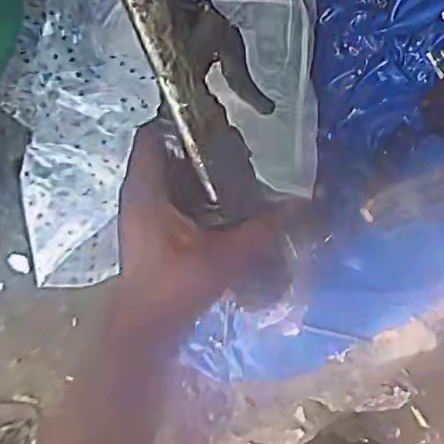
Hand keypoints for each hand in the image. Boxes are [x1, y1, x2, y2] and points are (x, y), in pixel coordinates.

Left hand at [113, 121, 286, 330]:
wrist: (145, 330)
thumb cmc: (176, 287)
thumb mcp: (226, 254)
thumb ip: (264, 227)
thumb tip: (302, 202)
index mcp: (146, 192)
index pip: (152, 135)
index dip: (179, 117)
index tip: (217, 113)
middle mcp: (140, 194)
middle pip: (165, 149)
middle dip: (199, 140)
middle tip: (240, 136)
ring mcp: (144, 210)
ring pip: (170, 170)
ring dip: (200, 163)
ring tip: (240, 157)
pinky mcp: (154, 225)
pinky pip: (175, 190)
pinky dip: (198, 183)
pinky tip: (229, 190)